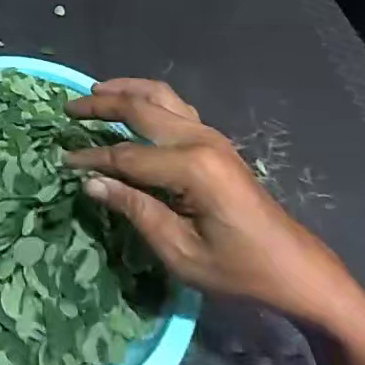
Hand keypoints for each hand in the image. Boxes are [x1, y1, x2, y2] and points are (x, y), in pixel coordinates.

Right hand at [63, 79, 364, 333]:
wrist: (300, 273)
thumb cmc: (240, 270)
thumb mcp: (180, 252)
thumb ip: (134, 210)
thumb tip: (91, 182)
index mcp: (192, 168)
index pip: (125, 154)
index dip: (91, 158)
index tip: (64, 161)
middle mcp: (201, 140)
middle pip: (139, 109)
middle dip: (100, 106)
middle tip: (69, 109)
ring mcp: (211, 136)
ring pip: (159, 95)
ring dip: (124, 91)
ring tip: (94, 91)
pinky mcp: (216, 142)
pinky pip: (174, 105)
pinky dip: (146, 98)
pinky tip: (131, 103)